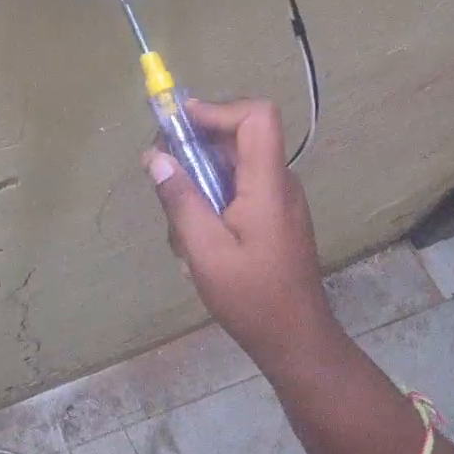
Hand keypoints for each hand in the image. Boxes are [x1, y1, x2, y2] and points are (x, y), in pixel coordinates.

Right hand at [145, 99, 335, 361]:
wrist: (298, 343)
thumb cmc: (253, 298)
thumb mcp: (205, 252)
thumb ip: (180, 200)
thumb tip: (156, 157)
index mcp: (268, 184)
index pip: (256, 117)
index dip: (218, 110)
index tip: (181, 125)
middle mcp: (278, 182)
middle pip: (238, 137)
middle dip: (195, 147)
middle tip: (162, 170)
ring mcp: (278, 200)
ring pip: (232, 165)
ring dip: (200, 180)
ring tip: (178, 222)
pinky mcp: (273, 217)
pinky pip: (238, 188)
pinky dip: (212, 200)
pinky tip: (196, 239)